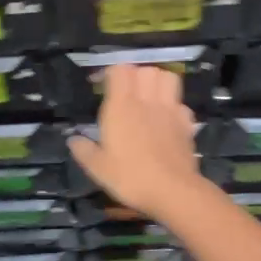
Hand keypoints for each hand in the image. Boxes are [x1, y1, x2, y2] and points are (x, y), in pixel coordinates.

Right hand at [68, 65, 211, 219]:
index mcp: (122, 107)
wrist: (172, 191)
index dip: (112, 72)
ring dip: (158, 82)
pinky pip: (181, 103)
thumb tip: (72, 139)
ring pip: (168, 78)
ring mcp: (170, 110)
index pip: (120, 70)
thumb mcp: (98, 168)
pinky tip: (167, 119)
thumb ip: (84, 150)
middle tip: (128, 91)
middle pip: (146, 69)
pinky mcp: (187, 123)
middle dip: (136, 74)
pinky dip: (174, 105)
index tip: (104, 85)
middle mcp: (147, 101)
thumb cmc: (130, 177)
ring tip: (150, 96)